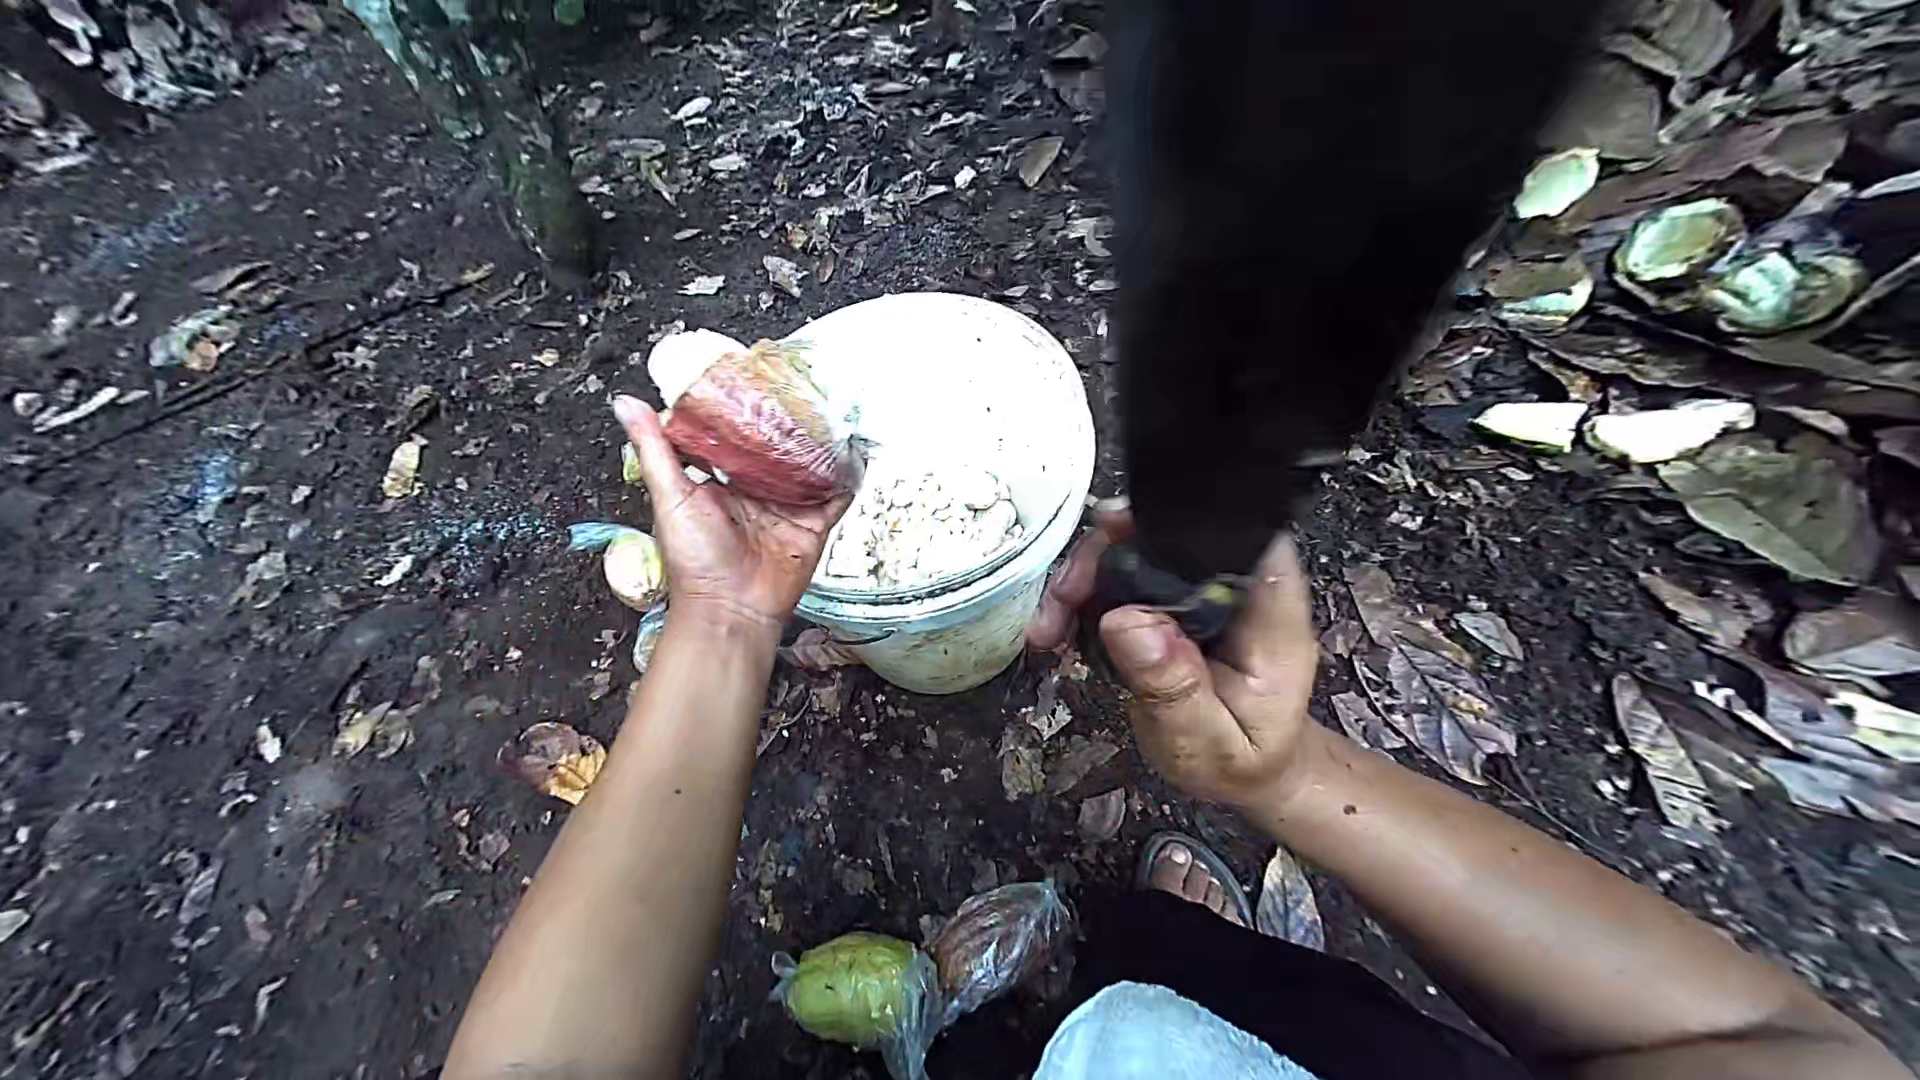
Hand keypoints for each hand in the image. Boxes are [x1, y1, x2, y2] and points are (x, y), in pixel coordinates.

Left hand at [614, 395, 850, 632]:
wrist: (733, 609)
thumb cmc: (695, 561)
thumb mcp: (671, 498)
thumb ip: (655, 451)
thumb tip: (626, 403)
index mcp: (723, 482)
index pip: (737, 438)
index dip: (745, 412)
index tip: (752, 380)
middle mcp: (757, 491)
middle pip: (779, 450)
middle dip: (790, 424)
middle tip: (802, 391)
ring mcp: (788, 507)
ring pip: (810, 468)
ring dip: (821, 446)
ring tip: (833, 415)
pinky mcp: (814, 524)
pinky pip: (835, 496)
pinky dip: (848, 478)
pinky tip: (856, 455)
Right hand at [1027, 505, 1321, 808]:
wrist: (1240, 771)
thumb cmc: (1240, 759)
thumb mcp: (1208, 742)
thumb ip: (1175, 688)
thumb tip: (1127, 620)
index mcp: (1265, 613)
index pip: (1235, 535)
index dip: (1173, 522)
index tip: (1113, 535)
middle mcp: (1229, 590)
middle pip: (1164, 536)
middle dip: (1102, 556)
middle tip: (1064, 600)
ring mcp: (1191, 594)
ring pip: (1128, 554)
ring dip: (1081, 579)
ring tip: (1049, 628)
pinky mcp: (1160, 604)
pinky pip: (1114, 582)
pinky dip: (1079, 600)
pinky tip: (1058, 631)